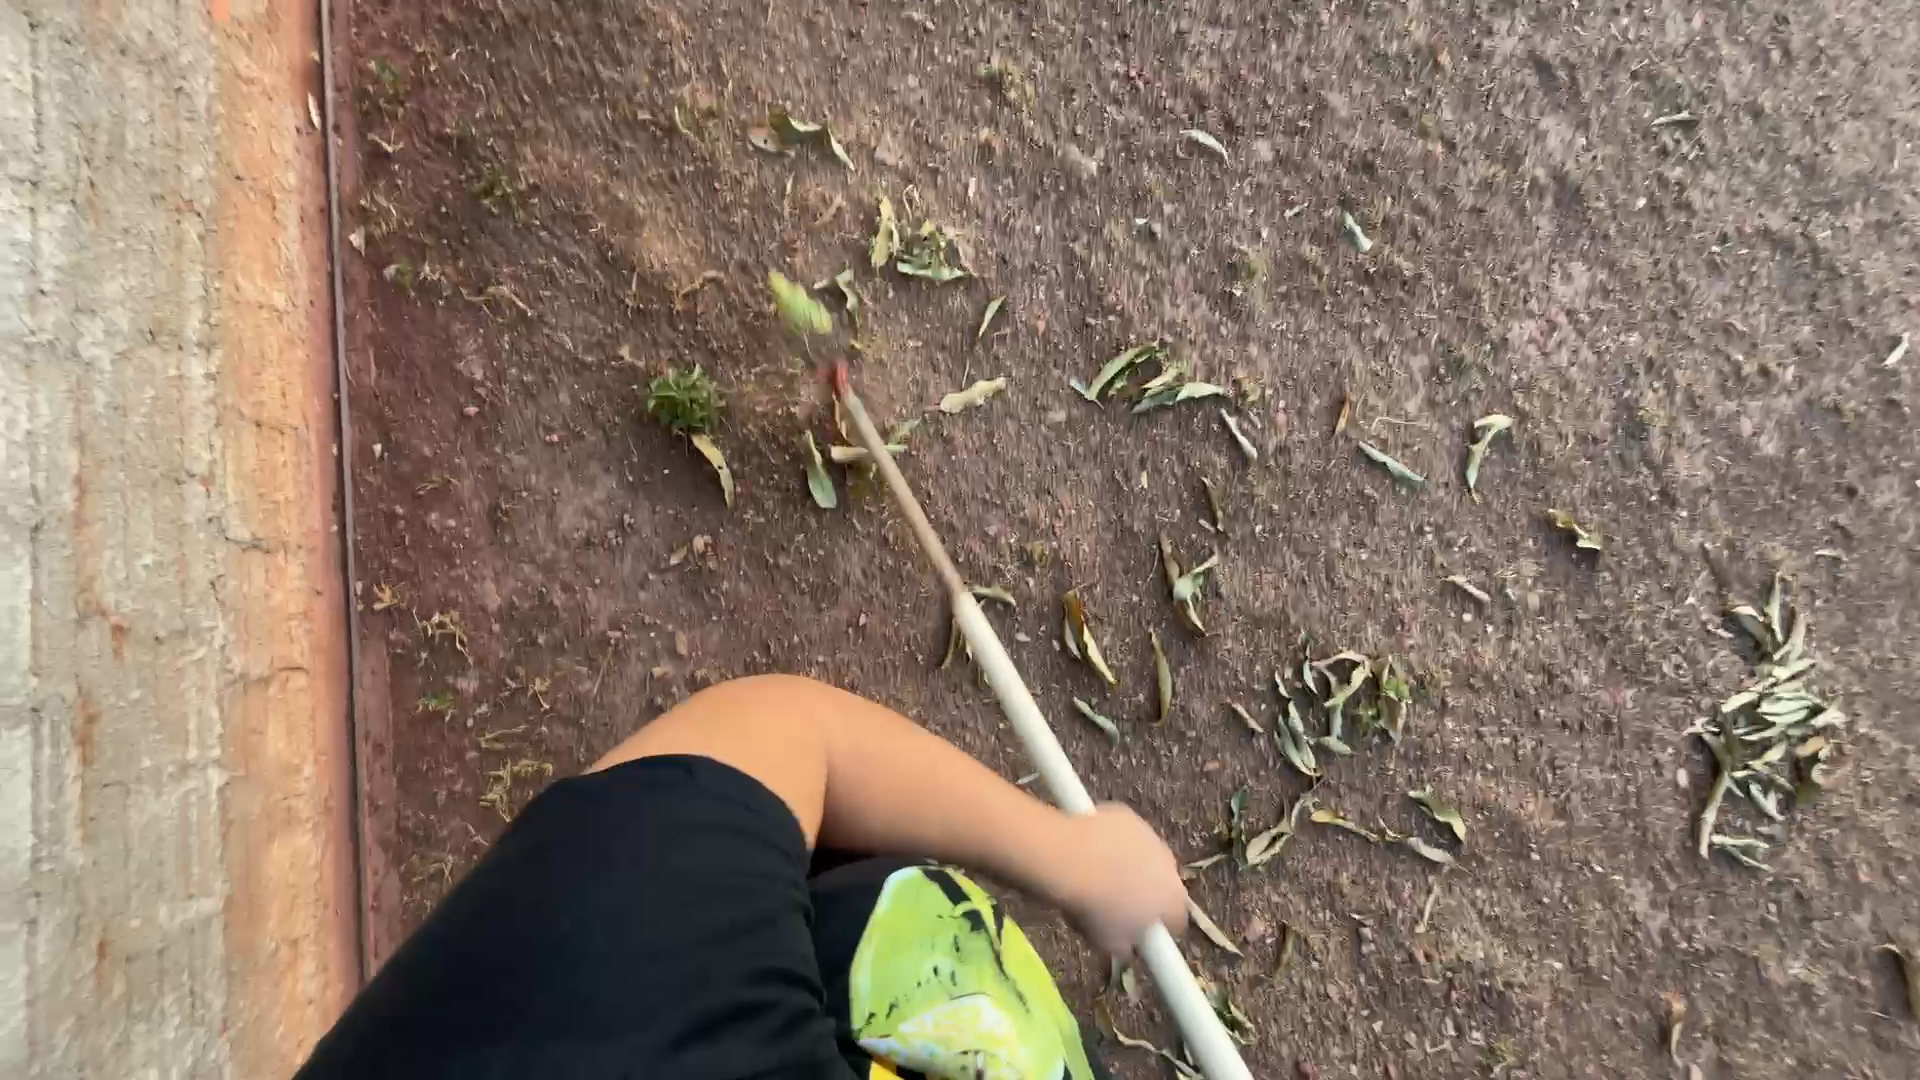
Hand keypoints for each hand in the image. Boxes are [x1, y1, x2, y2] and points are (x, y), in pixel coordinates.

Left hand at [1042, 803, 1188, 956]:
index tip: (1141, 930)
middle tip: (1119, 900)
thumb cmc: (1093, 907)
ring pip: (1146, 854)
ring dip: (1132, 863)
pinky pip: (1126, 833)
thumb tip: (1127, 942)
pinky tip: (1094, 847)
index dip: (1158, 926)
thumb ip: (1129, 945)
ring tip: (1102, 871)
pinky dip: (1115, 839)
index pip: (1176, 920)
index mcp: (1174, 899)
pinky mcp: (1128, 815)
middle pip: (1164, 882)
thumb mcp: (1111, 944)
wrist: (1070, 859)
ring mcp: (1149, 835)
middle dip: (1148, 891)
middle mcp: (1170, 864)